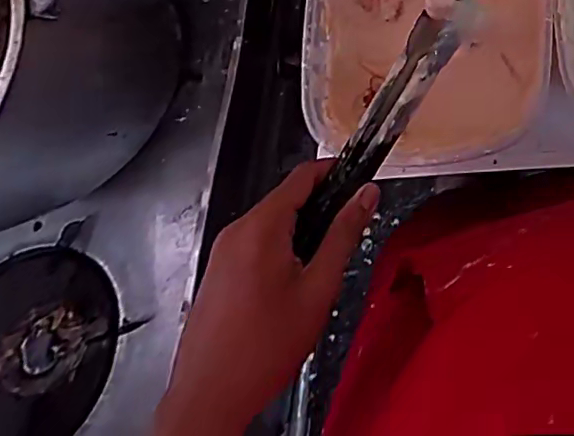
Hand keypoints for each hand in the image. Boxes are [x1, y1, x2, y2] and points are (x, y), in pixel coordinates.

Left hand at [154, 161, 377, 435]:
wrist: (207, 403)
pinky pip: (255, 243)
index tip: (358, 178)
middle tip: (348, 227)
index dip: (335, 170)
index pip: (303, 175)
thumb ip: (345, 233)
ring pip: (272, 222)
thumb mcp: (319, 287)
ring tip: (322, 261)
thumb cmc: (263, 349)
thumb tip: (366, 194)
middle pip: (287, 198)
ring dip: (301, 229)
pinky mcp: (217, 272)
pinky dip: (280, 247)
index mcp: (261, 227)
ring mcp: (222, 252)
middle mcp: (236, 232)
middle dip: (321, 205)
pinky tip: (293, 281)